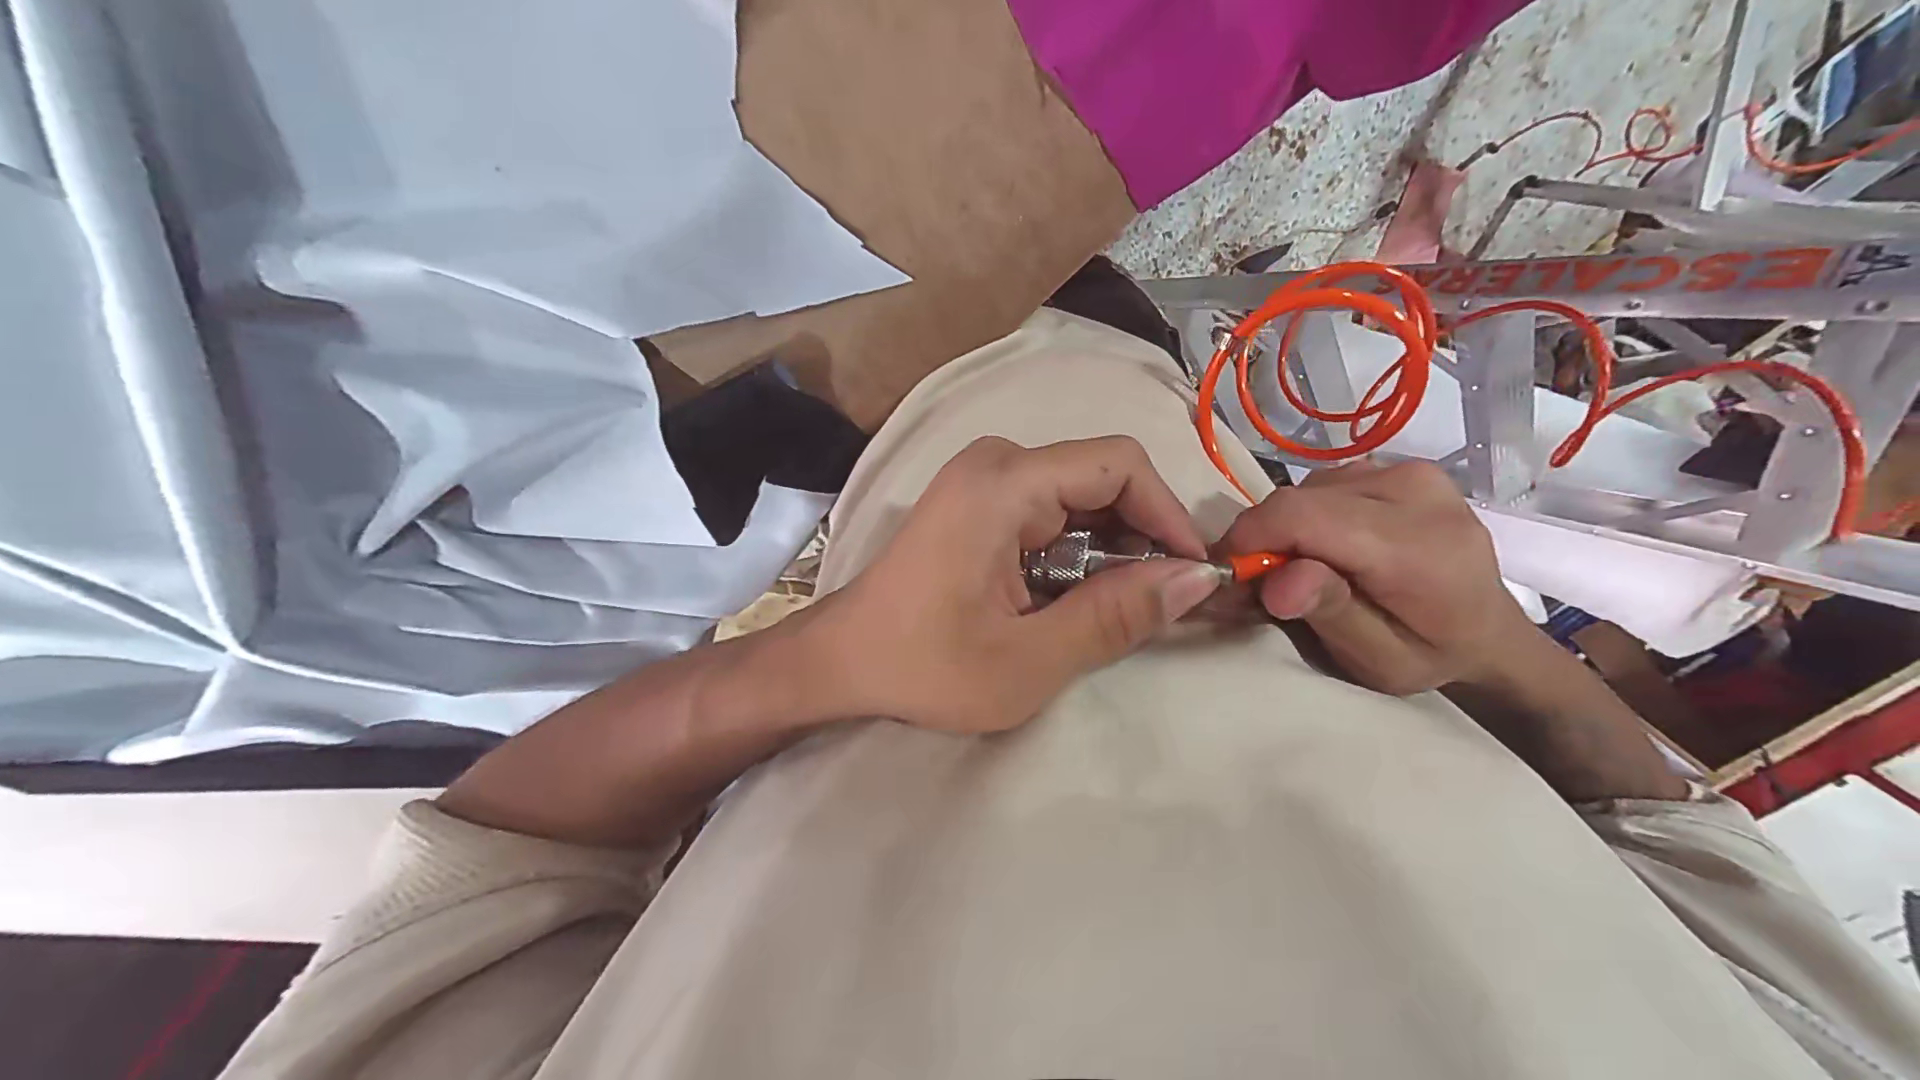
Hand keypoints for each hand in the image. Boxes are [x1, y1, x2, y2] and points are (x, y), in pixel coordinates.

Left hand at [806, 436, 1224, 733]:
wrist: (843, 661)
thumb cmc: (926, 665)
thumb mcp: (1029, 658)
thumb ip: (1116, 615)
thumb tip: (1195, 580)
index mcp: (1004, 485)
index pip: (1119, 465)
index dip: (1169, 514)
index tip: (1192, 574)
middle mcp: (995, 464)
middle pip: (1102, 477)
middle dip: (1145, 534)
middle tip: (1167, 599)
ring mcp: (982, 479)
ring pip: (1081, 496)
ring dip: (1115, 546)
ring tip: (1130, 605)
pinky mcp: (977, 502)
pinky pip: (1052, 509)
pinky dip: (1081, 548)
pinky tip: (1083, 595)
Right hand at [1218, 460, 1536, 694]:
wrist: (1490, 632)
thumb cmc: (1431, 655)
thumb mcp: (1380, 660)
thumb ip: (1332, 614)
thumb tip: (1276, 579)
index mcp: (1417, 546)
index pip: (1301, 515)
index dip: (1249, 540)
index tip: (1232, 577)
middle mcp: (1415, 490)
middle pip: (1296, 501)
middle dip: (1265, 542)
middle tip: (1266, 585)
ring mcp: (1409, 471)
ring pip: (1304, 491)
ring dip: (1286, 531)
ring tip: (1303, 570)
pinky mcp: (1399, 466)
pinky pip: (1323, 485)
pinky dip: (1308, 517)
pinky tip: (1327, 546)